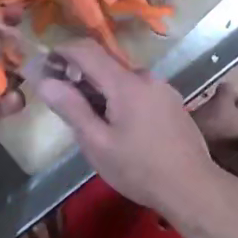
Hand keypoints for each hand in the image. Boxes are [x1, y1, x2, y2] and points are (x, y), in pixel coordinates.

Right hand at [30, 40, 223, 214]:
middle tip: (64, 102)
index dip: (62, 51)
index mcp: (125, 82)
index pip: (87, 49)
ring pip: (122, 79)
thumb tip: (44, 80)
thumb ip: (71, 108)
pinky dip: (120, 98)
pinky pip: (138, 90)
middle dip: (80, 76)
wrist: (193, 188)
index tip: (45, 65)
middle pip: (105, 64)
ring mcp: (162, 88)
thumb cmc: (139, 169)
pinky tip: (120, 127)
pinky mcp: (171, 101)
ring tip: (92, 122)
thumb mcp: (97, 143)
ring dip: (102, 90)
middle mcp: (145, 76)